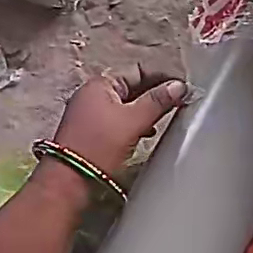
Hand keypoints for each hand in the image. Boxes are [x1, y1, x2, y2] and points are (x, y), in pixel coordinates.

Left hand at [50, 64, 188, 174]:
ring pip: (125, 106)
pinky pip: (118, 121)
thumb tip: (180, 86)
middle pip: (131, 88)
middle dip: (154, 95)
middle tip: (178, 102)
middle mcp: (92, 94)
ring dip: (145, 111)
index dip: (161, 77)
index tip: (182, 87)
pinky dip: (133, 124)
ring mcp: (89, 114)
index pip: (137, 71)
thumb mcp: (133, 120)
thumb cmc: (100, 145)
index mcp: (100, 84)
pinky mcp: (90, 133)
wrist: (69, 181)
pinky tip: (145, 133)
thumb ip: (157, 101)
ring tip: (165, 119)